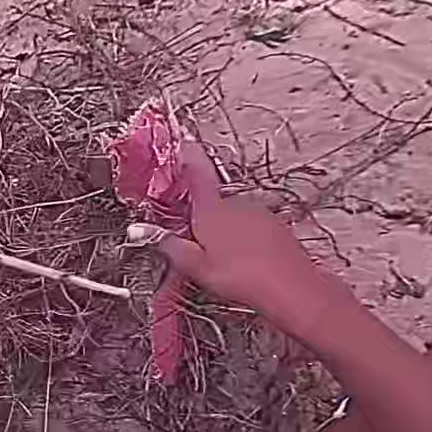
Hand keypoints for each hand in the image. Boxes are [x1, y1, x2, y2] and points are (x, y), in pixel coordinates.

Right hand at [153, 142, 340, 321]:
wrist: (290, 288)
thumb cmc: (239, 276)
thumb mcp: (194, 265)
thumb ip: (168, 245)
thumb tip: (141, 231)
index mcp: (212, 210)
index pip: (197, 175)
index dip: (189, 158)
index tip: (184, 144)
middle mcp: (237, 205)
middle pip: (213, 201)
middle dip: (202, 216)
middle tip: (194, 241)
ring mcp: (260, 214)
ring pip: (233, 216)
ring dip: (224, 230)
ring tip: (220, 259)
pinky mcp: (276, 228)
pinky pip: (252, 227)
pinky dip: (243, 239)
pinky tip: (242, 261)